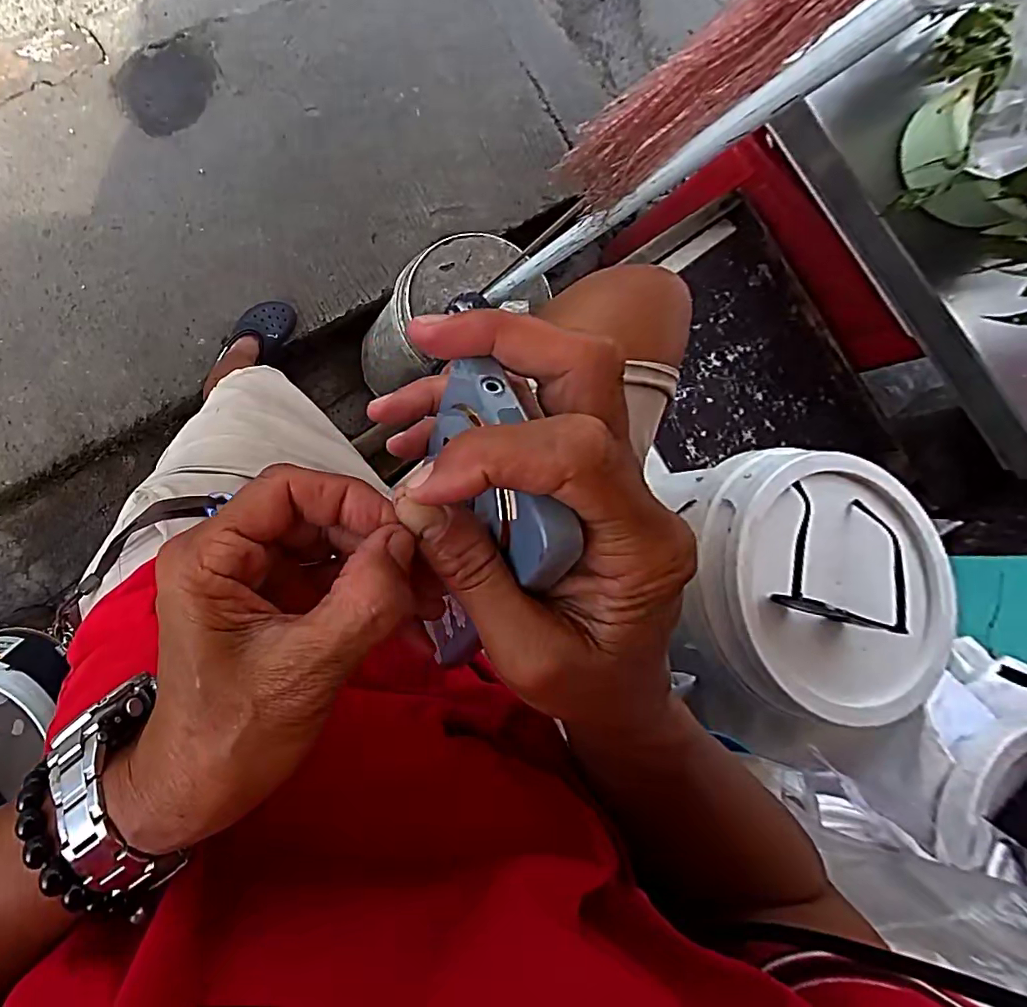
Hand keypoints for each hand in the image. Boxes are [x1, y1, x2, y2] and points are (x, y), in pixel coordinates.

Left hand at [102, 465, 422, 853]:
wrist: (199, 785)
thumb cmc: (232, 734)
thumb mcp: (303, 668)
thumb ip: (361, 602)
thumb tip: (406, 541)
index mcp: (206, 555)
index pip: (281, 490)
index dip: (347, 497)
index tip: (403, 527)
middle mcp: (219, 554)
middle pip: (304, 514)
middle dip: (368, 538)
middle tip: (427, 571)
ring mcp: (241, 578)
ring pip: (316, 546)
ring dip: (371, 567)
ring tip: (425, 601)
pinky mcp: (262, 603)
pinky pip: (316, 580)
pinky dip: (358, 594)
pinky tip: (402, 620)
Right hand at [365, 309, 696, 736]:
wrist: (618, 692)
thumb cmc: (584, 684)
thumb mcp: (524, 651)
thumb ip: (473, 574)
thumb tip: (418, 503)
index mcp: (636, 539)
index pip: (572, 452)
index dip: (484, 456)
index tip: (420, 493)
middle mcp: (628, 489)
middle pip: (585, 373)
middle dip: (503, 341)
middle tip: (428, 333)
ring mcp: (597, 477)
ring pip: (546, 382)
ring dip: (463, 375)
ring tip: (390, 407)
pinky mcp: (562, 479)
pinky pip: (514, 420)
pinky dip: (454, 414)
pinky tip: (407, 436)